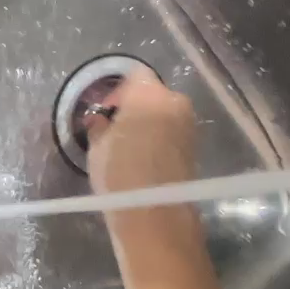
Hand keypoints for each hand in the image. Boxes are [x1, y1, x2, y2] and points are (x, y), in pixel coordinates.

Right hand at [81, 67, 207, 277]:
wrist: (154, 212)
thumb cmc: (119, 174)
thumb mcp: (97, 148)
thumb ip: (99, 126)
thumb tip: (100, 120)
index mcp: (148, 96)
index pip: (133, 76)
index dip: (115, 91)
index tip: (102, 112)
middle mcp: (174, 102)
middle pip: (151, 93)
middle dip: (132, 107)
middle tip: (112, 128)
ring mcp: (187, 123)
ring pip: (162, 112)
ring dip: (145, 122)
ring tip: (126, 145)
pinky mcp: (192, 144)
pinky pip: (170, 130)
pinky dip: (156, 136)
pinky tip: (141, 156)